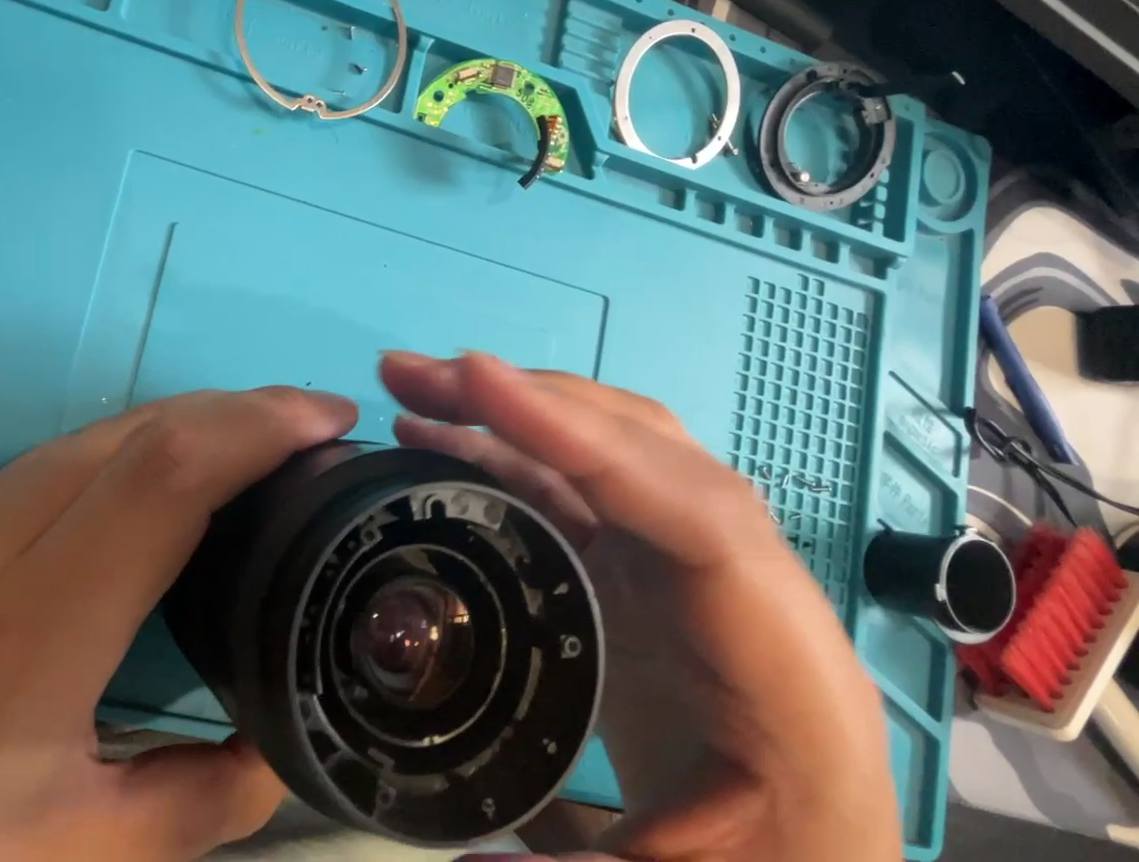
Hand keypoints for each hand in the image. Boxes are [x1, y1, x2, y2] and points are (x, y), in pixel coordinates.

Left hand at [0, 387, 357, 861]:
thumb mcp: (74, 852)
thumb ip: (200, 804)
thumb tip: (284, 746)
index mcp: (36, 632)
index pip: (161, 478)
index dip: (254, 430)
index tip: (329, 422)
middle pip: (140, 429)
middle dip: (243, 409)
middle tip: (320, 426)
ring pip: (105, 429)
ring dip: (196, 417)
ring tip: (269, 440)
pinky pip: (71, 452)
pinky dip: (147, 441)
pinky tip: (183, 469)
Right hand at [380, 351, 898, 861]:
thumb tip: (468, 858)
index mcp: (776, 657)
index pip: (693, 514)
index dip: (585, 440)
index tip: (478, 382)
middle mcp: (738, 584)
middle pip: (645, 454)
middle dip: (525, 399)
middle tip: (413, 375)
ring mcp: (686, 569)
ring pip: (606, 456)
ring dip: (510, 409)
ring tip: (413, 390)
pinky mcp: (643, 572)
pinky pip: (575, 489)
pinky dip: (507, 451)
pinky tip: (444, 441)